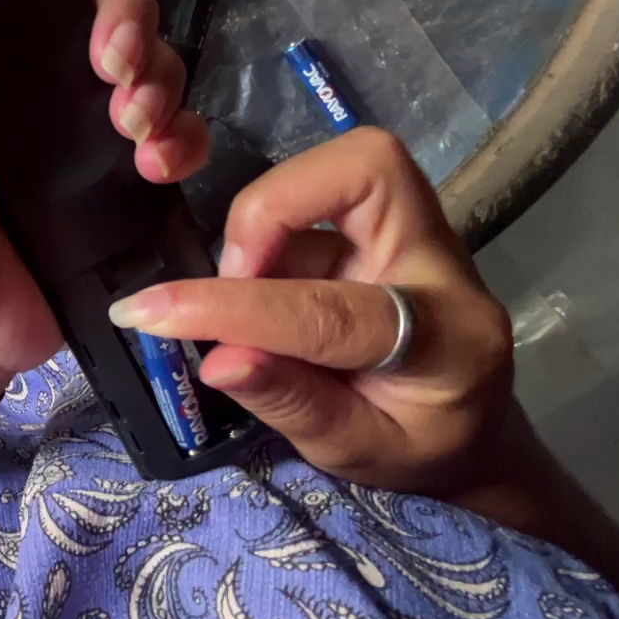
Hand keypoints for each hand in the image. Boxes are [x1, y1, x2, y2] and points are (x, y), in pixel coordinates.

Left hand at [0, 0, 210, 413]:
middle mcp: (21, 83)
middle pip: (106, 6)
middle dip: (128, 22)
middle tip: (111, 72)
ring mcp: (67, 136)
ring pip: (147, 68)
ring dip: (157, 81)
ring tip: (132, 128)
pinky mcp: (103, 186)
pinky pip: (168, 137)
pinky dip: (178, 140)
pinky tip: (160, 163)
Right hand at [109, 128, 519, 495]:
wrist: (470, 434)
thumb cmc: (413, 450)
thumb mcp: (351, 451)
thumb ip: (290, 404)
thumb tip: (216, 362)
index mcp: (445, 342)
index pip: (327, 313)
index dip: (231, 309)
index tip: (147, 314)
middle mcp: (438, 268)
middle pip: (367, 168)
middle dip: (270, 204)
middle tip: (228, 271)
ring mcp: (409, 238)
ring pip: (332, 177)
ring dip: (258, 229)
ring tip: (235, 300)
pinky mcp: (375, 231)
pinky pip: (304, 209)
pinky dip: (259, 245)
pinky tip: (254, 297)